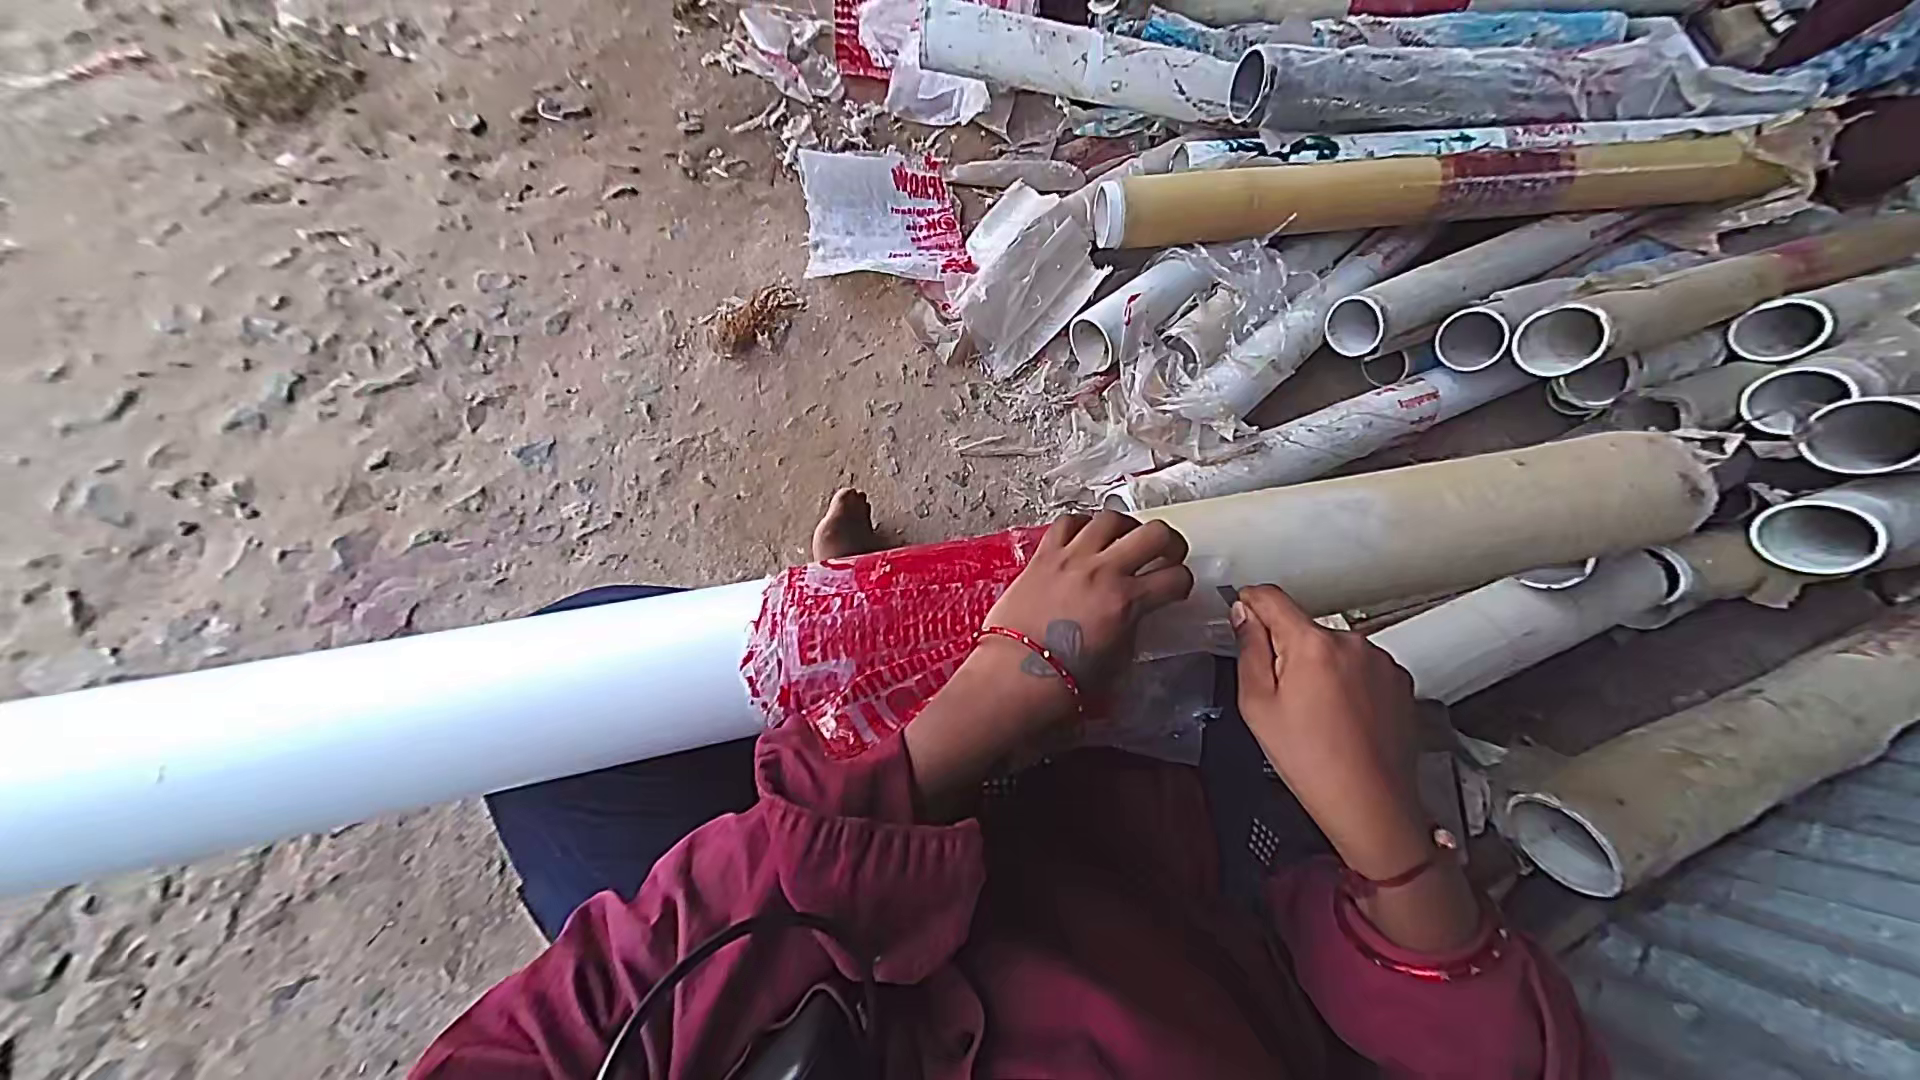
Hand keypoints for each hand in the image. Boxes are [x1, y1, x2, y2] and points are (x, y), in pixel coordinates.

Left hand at [903, 511, 1193, 817]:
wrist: (1013, 675)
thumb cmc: (1064, 681)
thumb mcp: (1118, 660)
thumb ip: (1133, 627)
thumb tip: (1135, 612)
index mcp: (1127, 602)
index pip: (1176, 578)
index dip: (1183, 582)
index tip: (1176, 587)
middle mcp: (1103, 571)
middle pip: (1154, 533)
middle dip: (1169, 542)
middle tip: (1165, 553)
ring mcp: (1071, 558)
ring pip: (1111, 519)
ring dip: (1127, 527)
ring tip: (1126, 539)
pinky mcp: (1043, 555)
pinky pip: (1068, 522)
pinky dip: (1082, 524)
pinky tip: (1086, 536)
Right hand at [1230, 585, 1429, 880]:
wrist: (1371, 804)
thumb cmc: (1313, 761)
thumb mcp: (1256, 703)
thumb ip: (1248, 649)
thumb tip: (1245, 616)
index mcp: (1312, 644)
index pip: (1271, 597)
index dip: (1249, 602)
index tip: (1242, 611)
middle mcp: (1352, 643)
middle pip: (1301, 625)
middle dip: (1284, 646)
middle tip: (1278, 691)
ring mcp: (1380, 661)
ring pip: (1330, 645)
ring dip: (1316, 663)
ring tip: (1313, 709)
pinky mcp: (1399, 680)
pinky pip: (1357, 664)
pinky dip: (1344, 678)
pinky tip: (1338, 714)